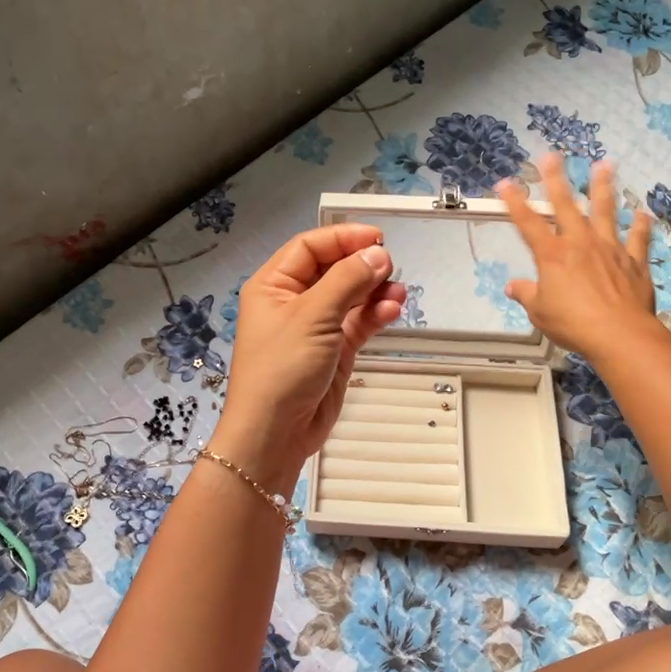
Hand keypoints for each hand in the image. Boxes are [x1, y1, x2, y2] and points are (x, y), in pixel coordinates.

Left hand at [212, 225, 406, 481]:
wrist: (274, 433)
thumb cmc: (282, 368)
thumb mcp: (313, 317)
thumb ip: (347, 281)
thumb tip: (378, 254)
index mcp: (273, 285)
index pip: (309, 246)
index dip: (342, 238)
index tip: (377, 238)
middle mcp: (292, 301)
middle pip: (332, 268)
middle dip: (361, 264)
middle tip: (390, 265)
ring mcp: (315, 327)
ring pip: (350, 296)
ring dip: (374, 290)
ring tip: (398, 289)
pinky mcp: (334, 351)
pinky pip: (358, 323)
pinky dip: (375, 314)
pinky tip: (393, 308)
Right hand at [497, 152, 663, 359]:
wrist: (619, 334)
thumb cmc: (573, 323)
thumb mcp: (540, 312)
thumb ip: (527, 295)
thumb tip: (513, 287)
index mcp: (552, 255)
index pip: (528, 223)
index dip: (515, 202)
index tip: (505, 183)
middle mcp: (580, 244)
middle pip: (566, 205)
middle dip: (556, 179)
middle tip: (552, 155)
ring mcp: (610, 249)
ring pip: (605, 211)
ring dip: (604, 187)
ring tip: (605, 165)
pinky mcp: (633, 262)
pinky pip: (638, 239)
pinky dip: (640, 226)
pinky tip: (642, 214)